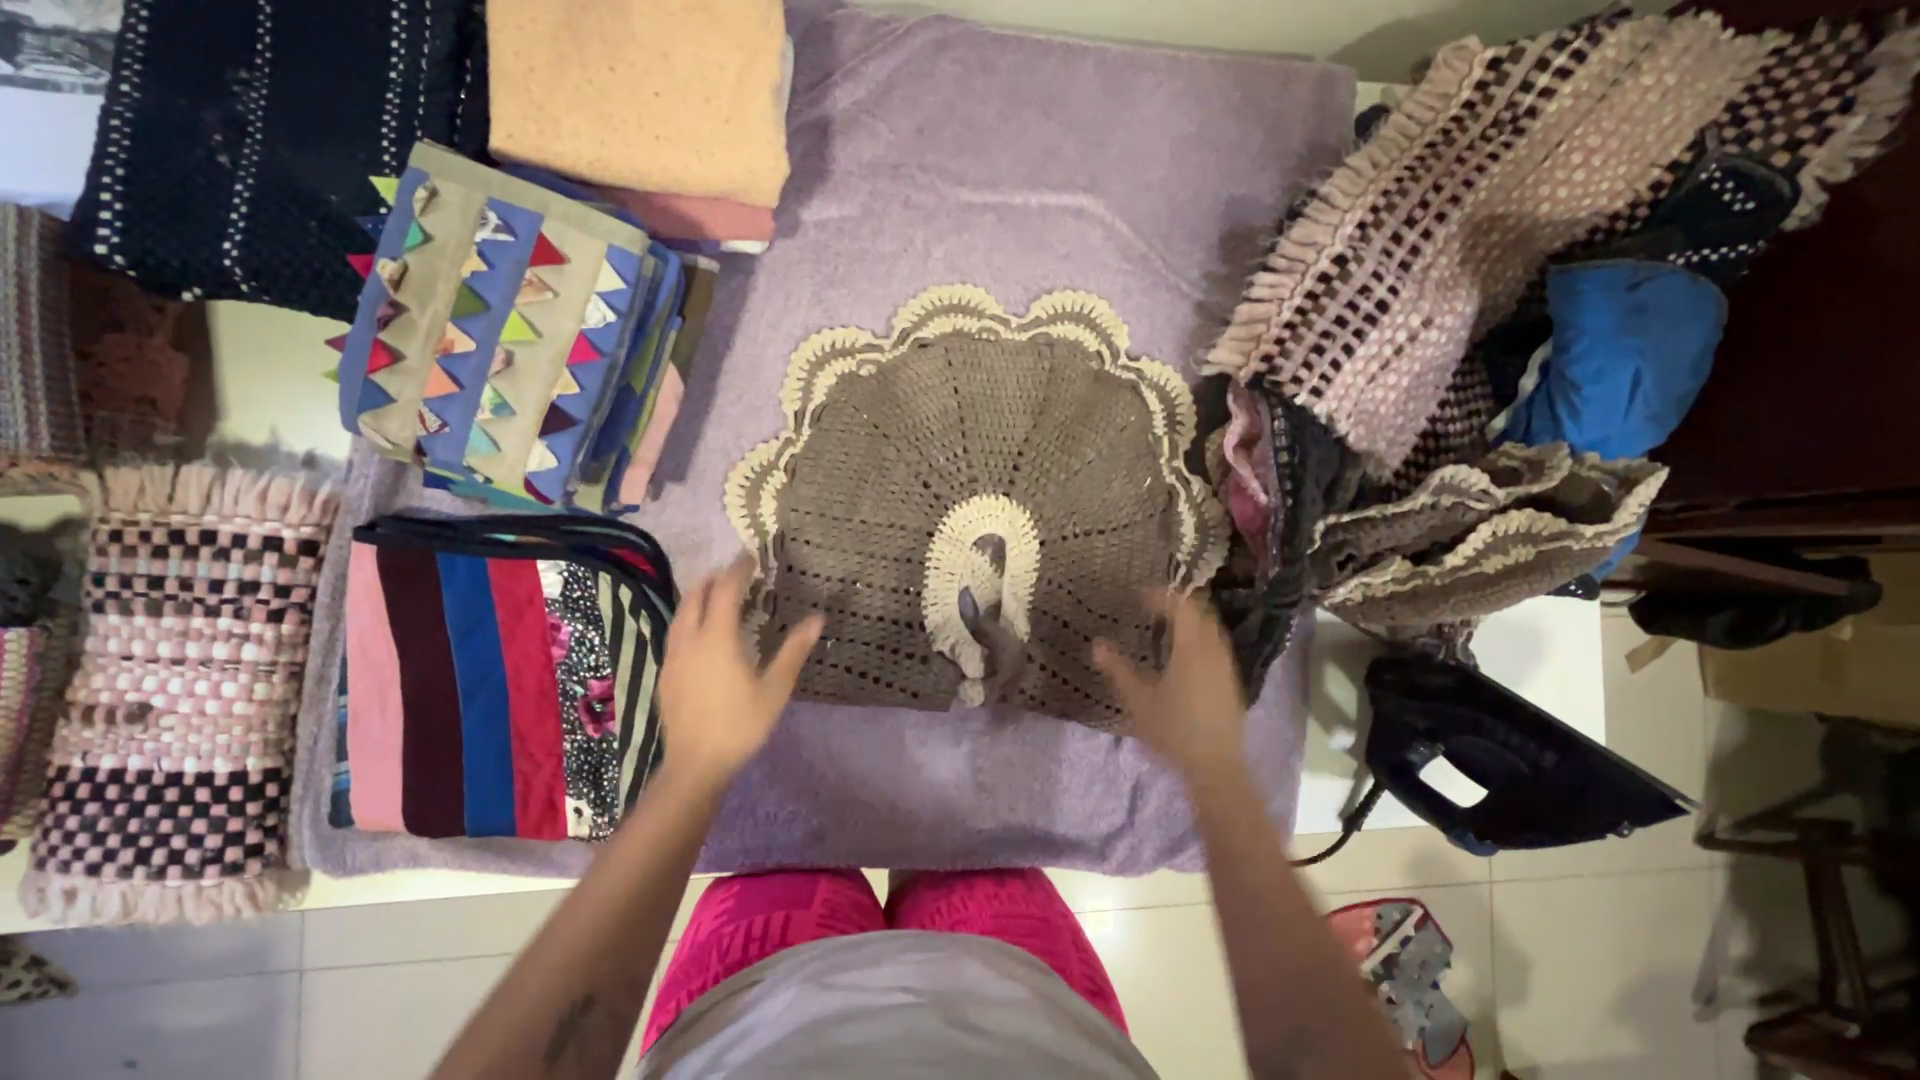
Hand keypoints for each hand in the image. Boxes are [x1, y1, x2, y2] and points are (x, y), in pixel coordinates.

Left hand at [658, 556, 823, 786]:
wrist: (696, 765)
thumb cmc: (741, 726)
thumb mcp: (775, 690)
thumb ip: (793, 650)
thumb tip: (818, 619)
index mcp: (717, 639)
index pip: (725, 591)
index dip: (738, 570)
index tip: (751, 557)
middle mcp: (689, 640)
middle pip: (695, 595)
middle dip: (714, 579)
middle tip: (734, 573)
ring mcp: (673, 658)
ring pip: (681, 614)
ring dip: (698, 597)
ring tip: (717, 596)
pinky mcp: (665, 674)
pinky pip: (675, 633)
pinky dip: (689, 619)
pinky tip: (701, 633)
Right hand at [1091, 590, 1248, 781]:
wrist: (1216, 766)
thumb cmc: (1173, 731)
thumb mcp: (1138, 701)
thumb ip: (1117, 669)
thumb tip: (1096, 644)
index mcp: (1191, 649)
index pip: (1182, 606)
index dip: (1161, 595)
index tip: (1139, 596)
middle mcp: (1214, 651)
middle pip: (1202, 612)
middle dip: (1179, 603)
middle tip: (1152, 606)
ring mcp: (1226, 666)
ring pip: (1212, 629)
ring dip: (1192, 620)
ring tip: (1167, 626)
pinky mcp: (1231, 682)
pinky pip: (1217, 645)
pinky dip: (1200, 637)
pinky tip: (1184, 655)